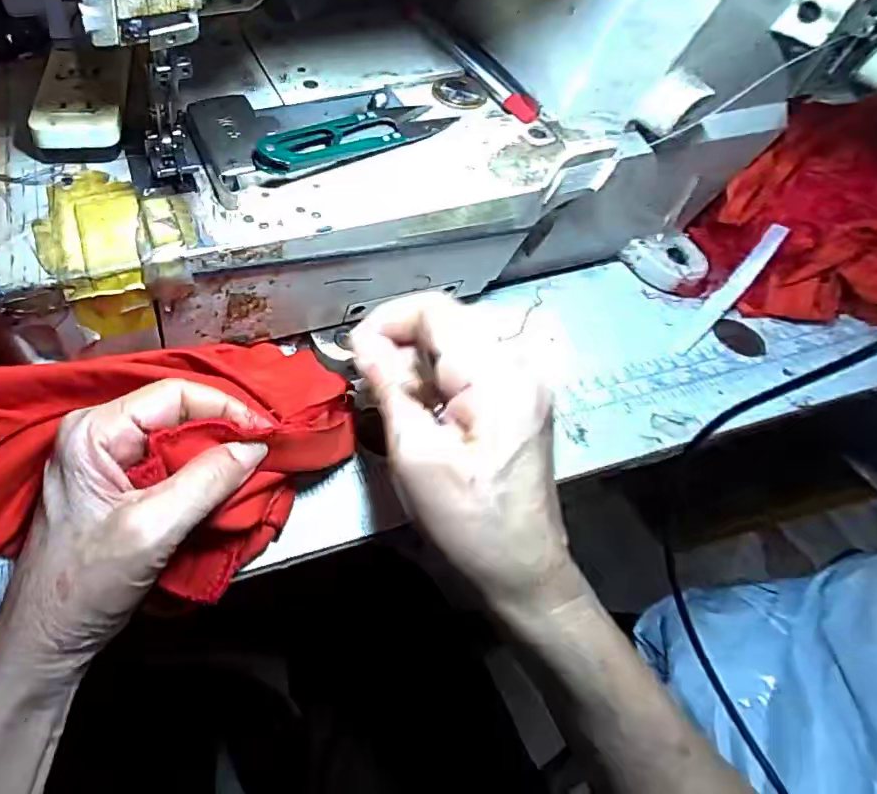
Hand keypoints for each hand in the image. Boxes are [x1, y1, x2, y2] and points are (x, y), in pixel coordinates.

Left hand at [0, 379, 271, 678]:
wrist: (47, 633)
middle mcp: (95, 432)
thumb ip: (204, 483)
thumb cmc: (79, 585)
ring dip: (211, 454)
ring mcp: (103, 456)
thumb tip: (250, 448)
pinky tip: (217, 487)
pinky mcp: (114, 481)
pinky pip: (164, 463)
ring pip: (172, 437)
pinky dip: (195, 473)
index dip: (223, 407)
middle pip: (173, 412)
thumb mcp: (149, 530)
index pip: (170, 394)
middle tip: (261, 451)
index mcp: (92, 430)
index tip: (262, 431)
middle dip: (221, 430)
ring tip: (246, 470)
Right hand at [347, 293, 574, 613]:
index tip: (355, 352)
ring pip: (450, 336)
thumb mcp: (414, 453)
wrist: (521, 567)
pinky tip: (418, 402)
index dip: (385, 320)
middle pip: (444, 318)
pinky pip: (463, 358)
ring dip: (411, 356)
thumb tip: (361, 341)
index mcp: (498, 378)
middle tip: (370, 378)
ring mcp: (521, 379)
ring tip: (392, 395)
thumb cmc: (466, 518)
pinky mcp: (515, 393)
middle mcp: (518, 367)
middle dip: (396, 339)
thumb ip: (389, 387)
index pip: (435, 310)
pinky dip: (430, 370)